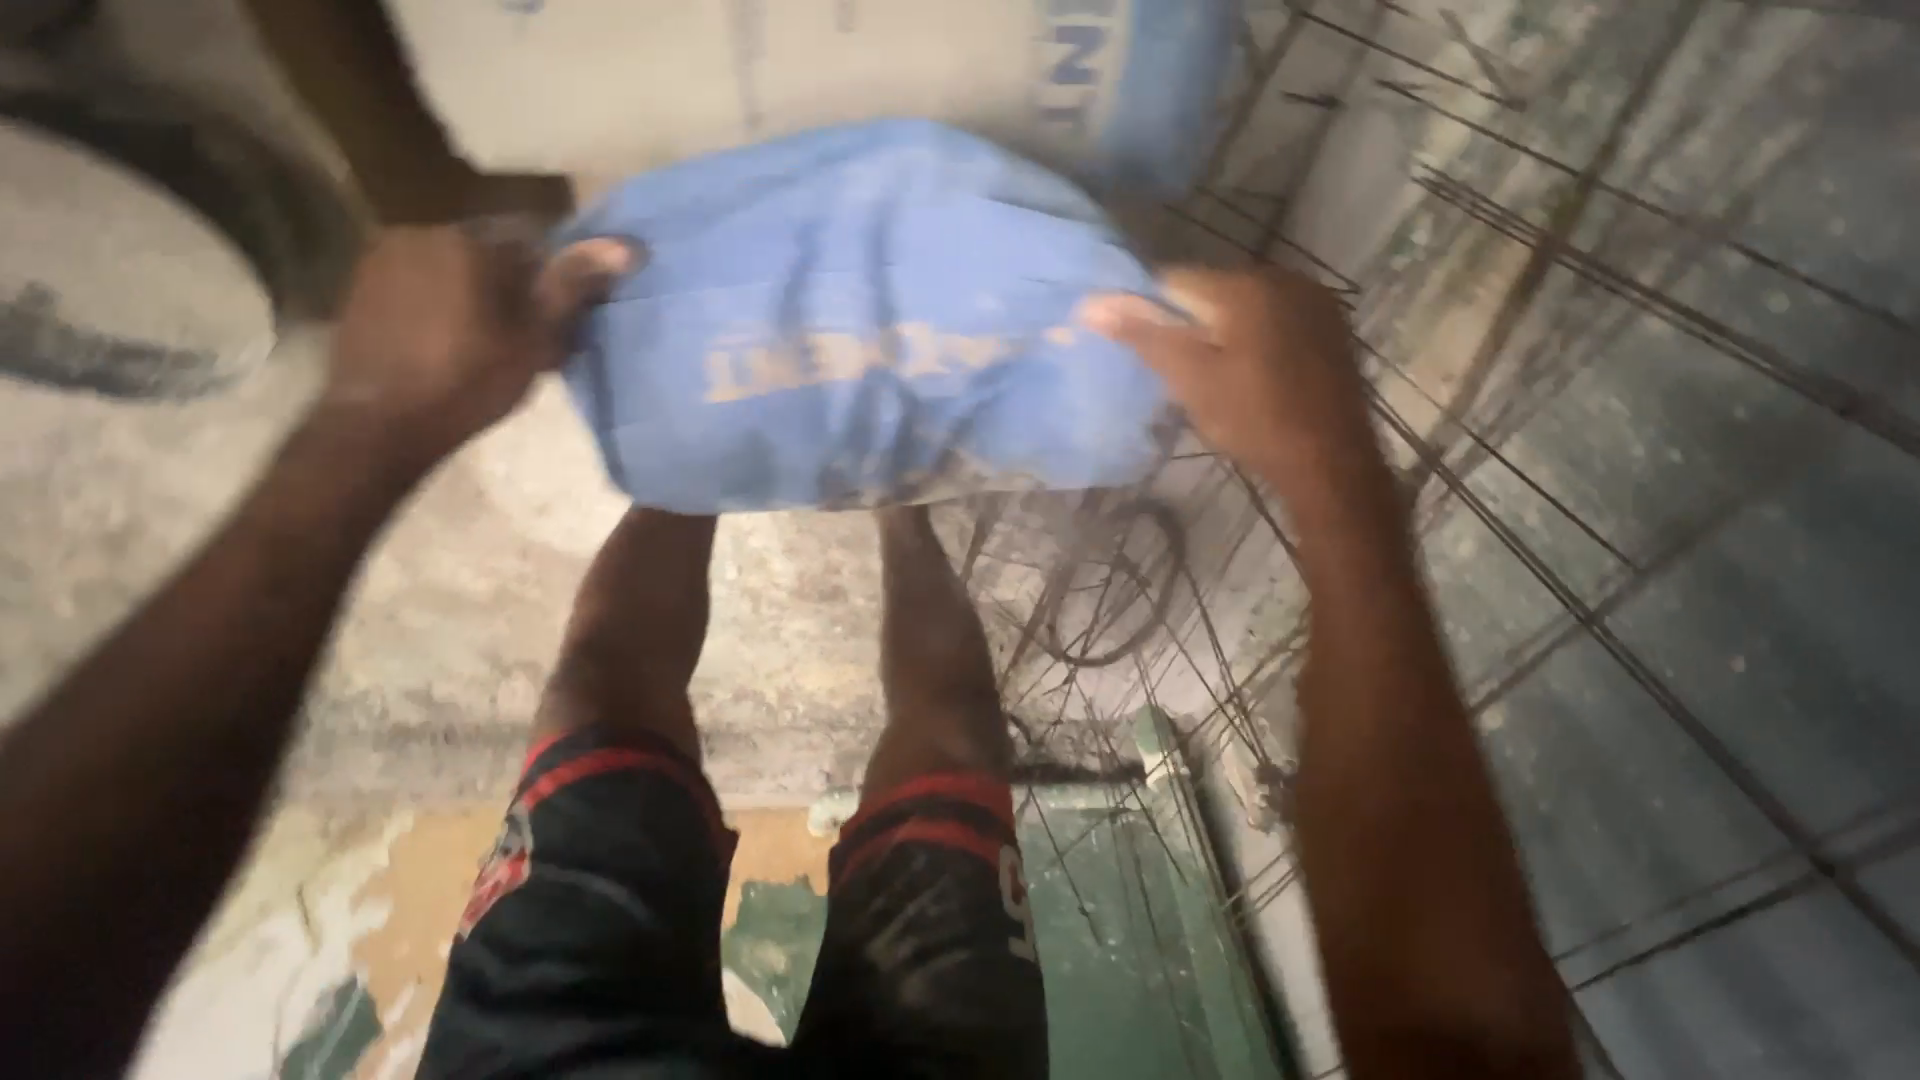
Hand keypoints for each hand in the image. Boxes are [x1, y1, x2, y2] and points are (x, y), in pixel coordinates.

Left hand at [321, 224, 633, 471]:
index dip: (550, 284)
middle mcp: (422, 232)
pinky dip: (438, 304)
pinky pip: (418, 283)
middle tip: (524, 338)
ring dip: (473, 295)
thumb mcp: (535, 338)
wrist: (381, 422)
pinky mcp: (361, 285)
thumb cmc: (470, 381)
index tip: (556, 323)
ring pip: (452, 269)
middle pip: (489, 255)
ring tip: (485, 345)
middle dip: (511, 288)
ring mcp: (384, 257)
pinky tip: (444, 343)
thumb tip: (626, 246)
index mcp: (470, 241)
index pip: (532, 243)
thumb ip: (573, 286)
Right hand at [1081, 266, 1377, 489]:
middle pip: (1211, 290)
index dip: (1148, 311)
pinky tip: (1252, 375)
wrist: (1330, 463)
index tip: (1144, 349)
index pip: (1173, 280)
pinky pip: (1273, 318)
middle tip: (1178, 371)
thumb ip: (1143, 335)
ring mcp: (1313, 300)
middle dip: (1187, 322)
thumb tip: (1090, 303)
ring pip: (1243, 305)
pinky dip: (1253, 338)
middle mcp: (1283, 277)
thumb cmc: (1254, 420)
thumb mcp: (1190, 380)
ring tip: (1213, 377)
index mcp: (1245, 285)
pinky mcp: (1330, 325)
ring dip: (1221, 331)